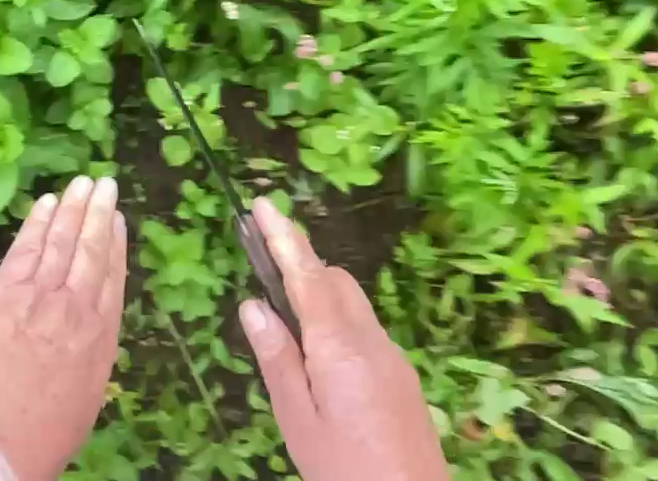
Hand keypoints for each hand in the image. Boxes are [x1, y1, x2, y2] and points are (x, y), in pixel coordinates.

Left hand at [0, 176, 126, 480]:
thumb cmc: (42, 431)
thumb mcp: (87, 391)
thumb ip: (93, 344)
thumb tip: (95, 312)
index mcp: (100, 337)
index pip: (112, 277)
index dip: (116, 243)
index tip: (119, 218)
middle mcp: (73, 310)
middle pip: (90, 250)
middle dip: (98, 212)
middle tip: (106, 182)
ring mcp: (37, 297)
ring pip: (61, 241)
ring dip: (72, 208)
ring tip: (82, 182)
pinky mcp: (3, 293)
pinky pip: (25, 247)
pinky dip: (38, 222)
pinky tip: (47, 203)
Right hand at [238, 197, 447, 480]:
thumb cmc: (345, 471)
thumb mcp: (297, 419)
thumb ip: (277, 358)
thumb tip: (253, 305)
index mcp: (340, 348)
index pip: (307, 275)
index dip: (283, 236)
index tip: (263, 203)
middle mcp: (372, 342)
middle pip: (336, 280)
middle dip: (301, 263)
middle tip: (262, 269)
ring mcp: (394, 359)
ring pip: (352, 304)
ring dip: (318, 293)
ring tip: (285, 320)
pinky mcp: (404, 379)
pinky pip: (364, 330)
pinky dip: (336, 322)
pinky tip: (320, 361)